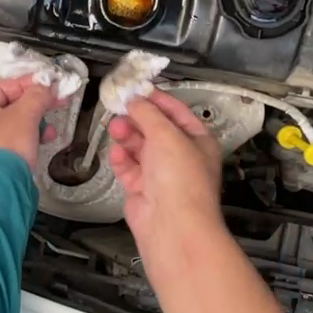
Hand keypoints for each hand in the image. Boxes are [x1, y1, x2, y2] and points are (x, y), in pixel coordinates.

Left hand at [0, 78, 60, 166]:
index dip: (28, 84)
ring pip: (17, 126)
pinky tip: (44, 141)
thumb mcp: (24, 115)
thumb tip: (46, 86)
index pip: (4, 88)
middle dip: (36, 105)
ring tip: (51, 129)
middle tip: (57, 101)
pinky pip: (18, 142)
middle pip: (11, 107)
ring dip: (37, 123)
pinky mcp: (0, 161)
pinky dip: (32, 138)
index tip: (49, 83)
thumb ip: (36, 96)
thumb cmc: (6, 148)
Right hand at [107, 92, 223, 245]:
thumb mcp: (165, 134)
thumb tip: (134, 100)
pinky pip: (128, 167)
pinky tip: (117, 153)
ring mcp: (161, 173)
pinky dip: (121, 159)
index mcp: (197, 141)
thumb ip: (147, 113)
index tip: (137, 88)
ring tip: (115, 128)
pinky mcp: (142, 188)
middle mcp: (180, 156)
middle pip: (154, 128)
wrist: (171, 223)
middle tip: (120, 107)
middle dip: (136, 118)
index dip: (157, 99)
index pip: (176, 112)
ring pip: (139, 147)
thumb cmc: (181, 181)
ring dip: (126, 136)